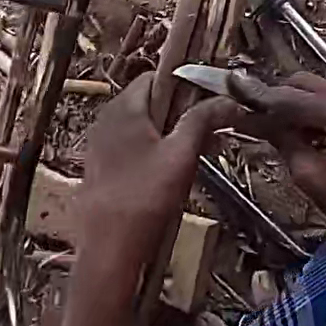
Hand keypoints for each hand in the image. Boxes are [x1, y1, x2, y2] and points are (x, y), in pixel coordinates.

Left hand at [78, 72, 244, 274]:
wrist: (108, 248)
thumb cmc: (146, 195)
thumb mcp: (181, 155)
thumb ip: (202, 121)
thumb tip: (228, 99)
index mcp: (123, 107)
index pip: (154, 77)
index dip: (182, 85)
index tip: (205, 103)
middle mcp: (105, 118)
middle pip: (147, 102)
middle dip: (177, 113)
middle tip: (205, 133)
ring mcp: (98, 144)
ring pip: (138, 127)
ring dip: (165, 135)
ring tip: (190, 156)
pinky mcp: (97, 167)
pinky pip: (127, 147)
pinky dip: (148, 151)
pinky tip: (165, 174)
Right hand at [232, 72, 325, 255]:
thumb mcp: (311, 176)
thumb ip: (282, 139)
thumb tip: (251, 117)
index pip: (290, 98)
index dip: (257, 96)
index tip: (229, 89)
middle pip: (299, 83)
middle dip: (273, 97)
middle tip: (249, 115)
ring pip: (309, 89)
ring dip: (287, 103)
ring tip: (269, 125)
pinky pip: (321, 100)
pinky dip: (303, 110)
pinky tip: (293, 130)